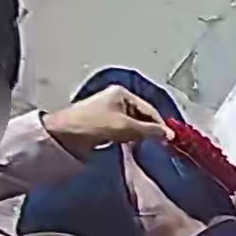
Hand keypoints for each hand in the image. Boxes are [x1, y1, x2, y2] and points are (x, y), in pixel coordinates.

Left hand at [43, 86, 171, 156]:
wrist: (65, 135)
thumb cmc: (96, 125)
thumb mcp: (128, 127)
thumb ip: (152, 130)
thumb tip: (169, 134)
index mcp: (122, 93)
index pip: (150, 109)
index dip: (160, 125)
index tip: (169, 139)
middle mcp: (116, 98)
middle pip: (143, 115)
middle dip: (150, 129)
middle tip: (157, 142)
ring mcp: (110, 109)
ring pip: (135, 122)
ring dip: (140, 133)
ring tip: (142, 143)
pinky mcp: (104, 120)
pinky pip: (125, 127)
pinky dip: (130, 135)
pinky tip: (130, 142)